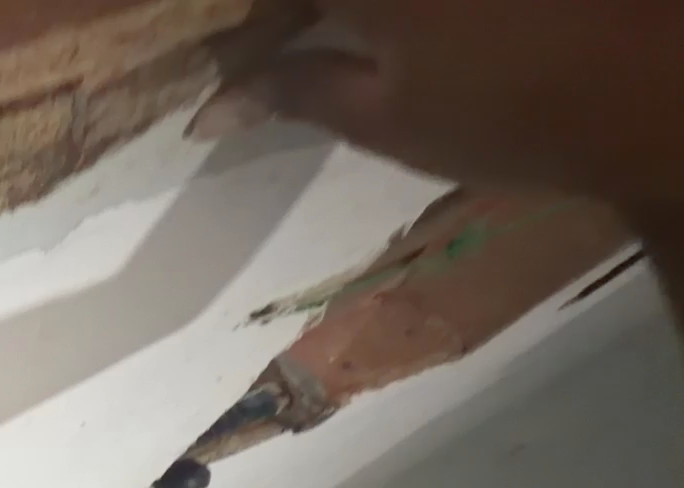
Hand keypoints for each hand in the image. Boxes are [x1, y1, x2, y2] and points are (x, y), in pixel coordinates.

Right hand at [194, 1, 683, 209]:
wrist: (672, 91)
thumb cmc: (509, 115)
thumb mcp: (380, 117)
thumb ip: (293, 92)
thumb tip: (208, 110)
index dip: (235, 24)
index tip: (216, 59)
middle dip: (277, 15)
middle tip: (260, 51)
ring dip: (325, 12)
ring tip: (308, 42)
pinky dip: (372, 10)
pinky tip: (366, 30)